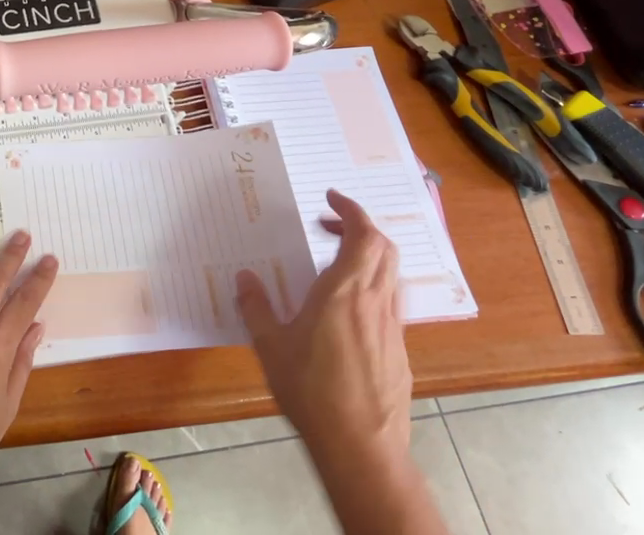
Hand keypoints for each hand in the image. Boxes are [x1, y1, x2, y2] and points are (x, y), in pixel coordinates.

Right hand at [235, 190, 411, 463]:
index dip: (352, 209)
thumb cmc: (311, 389)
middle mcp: (375, 301)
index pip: (364, 235)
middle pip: (384, 248)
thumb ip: (256, 306)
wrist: (361, 446)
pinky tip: (346, 309)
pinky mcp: (398, 350)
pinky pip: (389, 302)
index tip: (330, 197)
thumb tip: (245, 277)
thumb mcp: (270, 345)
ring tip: (336, 262)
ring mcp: (392, 327)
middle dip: (360, 227)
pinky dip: (371, 286)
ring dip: (368, 256)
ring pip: (391, 274)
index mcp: (344, 291)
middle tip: (328, 224)